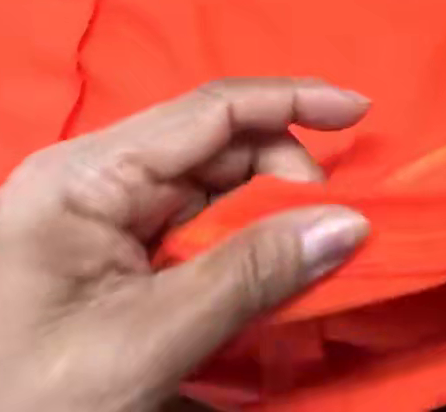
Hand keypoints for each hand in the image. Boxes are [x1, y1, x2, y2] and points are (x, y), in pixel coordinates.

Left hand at [0, 79, 372, 411]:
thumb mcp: (142, 345)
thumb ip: (252, 274)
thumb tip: (350, 223)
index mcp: (86, 174)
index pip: (212, 109)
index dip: (293, 100)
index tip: (359, 109)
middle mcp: (96, 175)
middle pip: (219, 143)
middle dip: (283, 170)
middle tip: (330, 221)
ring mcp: (103, 211)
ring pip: (217, 181)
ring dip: (270, 205)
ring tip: (305, 246)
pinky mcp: (114, 249)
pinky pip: (201, 220)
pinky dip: (246, 235)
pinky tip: (269, 259)